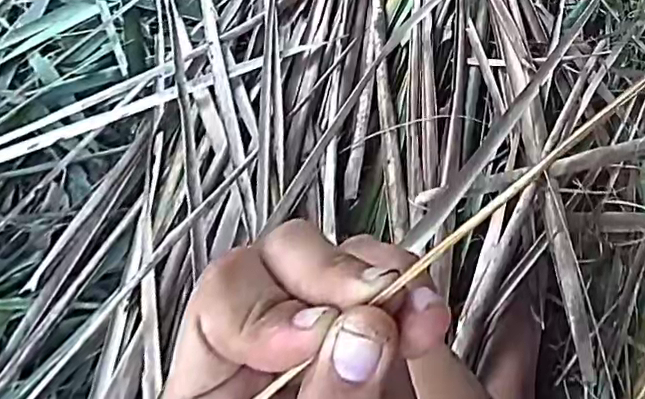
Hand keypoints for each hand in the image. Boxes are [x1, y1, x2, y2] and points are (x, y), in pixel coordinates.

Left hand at [164, 221, 465, 398]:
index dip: (265, 306)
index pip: (222, 300)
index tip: (314, 333)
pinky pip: (388, 289)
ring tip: (422, 311)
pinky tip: (430, 317)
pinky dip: (414, 294)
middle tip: (379, 301)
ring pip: (344, 261)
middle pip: (284, 259)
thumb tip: (364, 331)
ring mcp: (325, 342)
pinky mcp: (375, 347)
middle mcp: (267, 351)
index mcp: (214, 390)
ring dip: (387, 277)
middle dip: (338, 274)